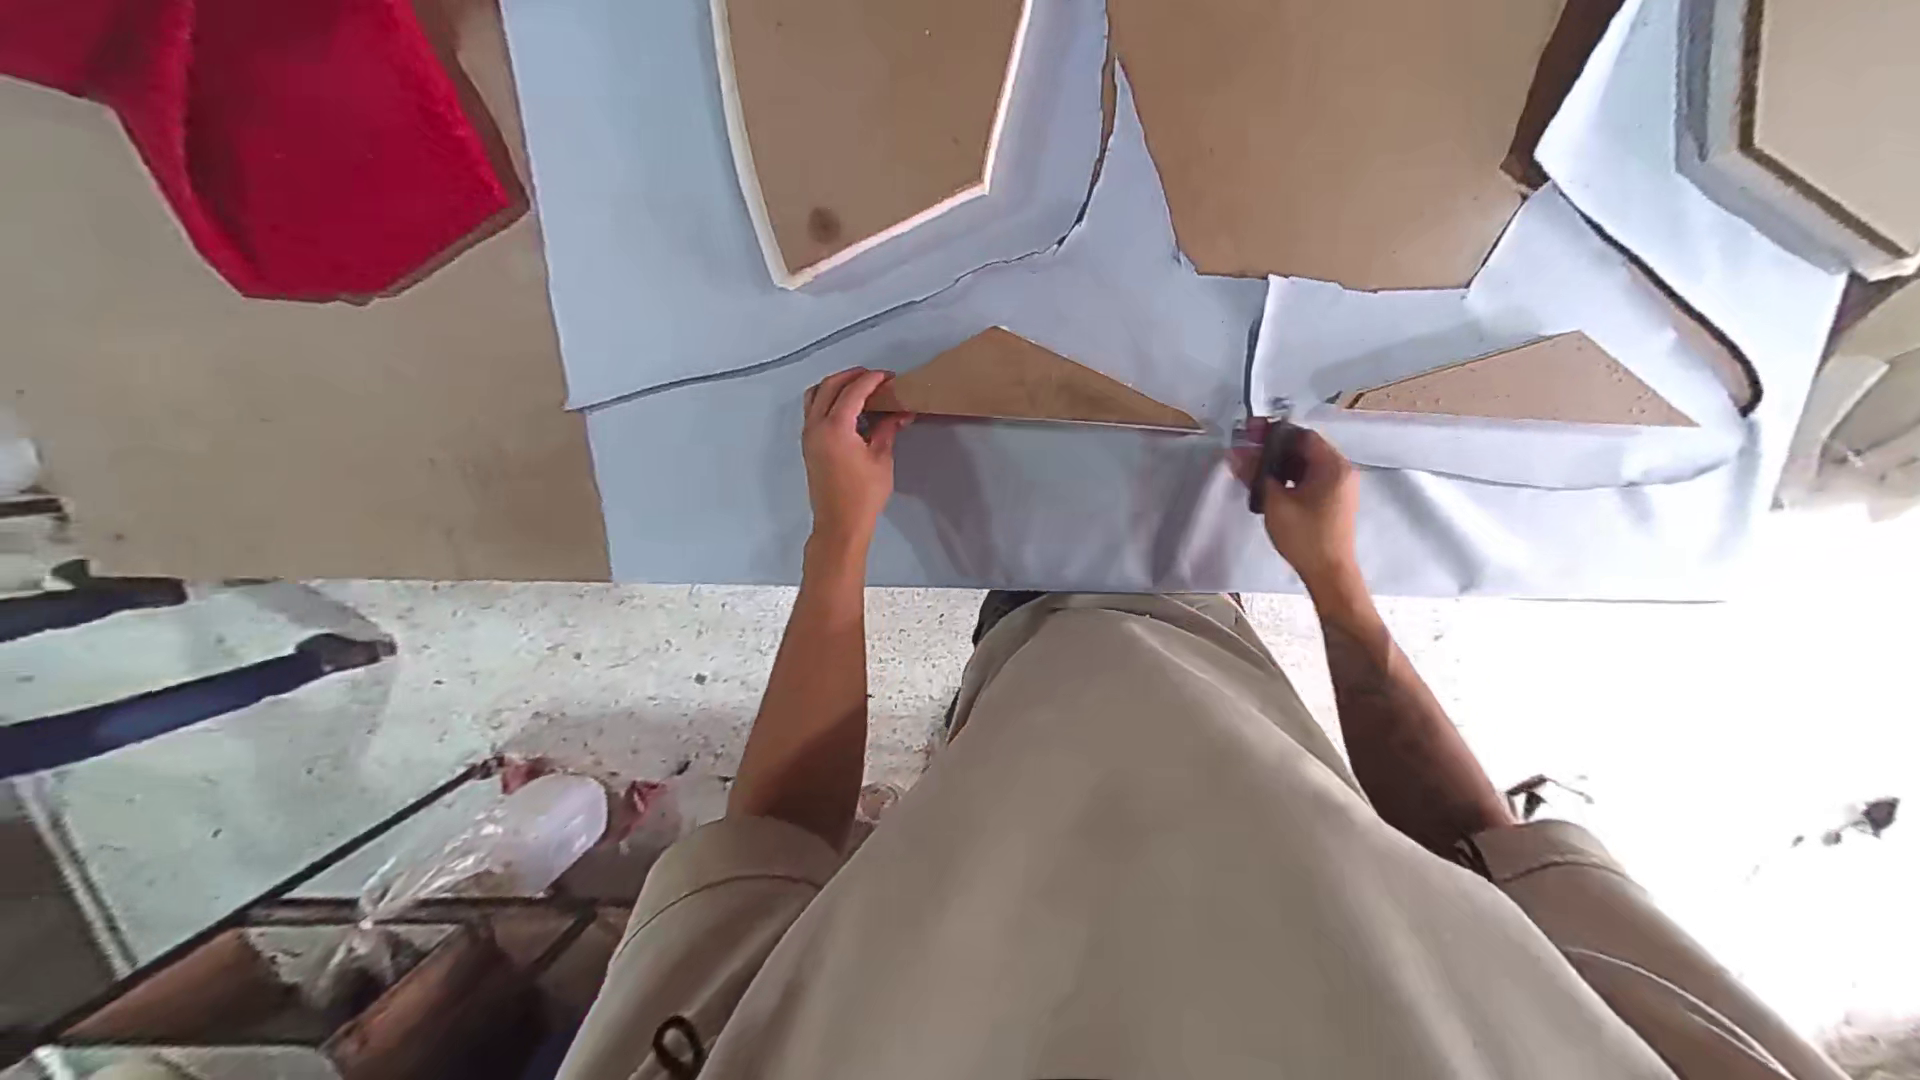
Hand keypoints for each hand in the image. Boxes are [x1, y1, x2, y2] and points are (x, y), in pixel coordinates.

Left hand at [801, 367, 913, 553]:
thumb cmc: (863, 495)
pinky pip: (813, 410)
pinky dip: (828, 400)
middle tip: (875, 378)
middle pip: (829, 386)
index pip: (853, 391)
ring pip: (815, 395)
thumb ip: (887, 429)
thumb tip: (900, 412)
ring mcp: (808, 435)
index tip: (888, 377)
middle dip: (852, 377)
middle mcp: (816, 426)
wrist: (840, 524)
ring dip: (836, 386)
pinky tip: (848, 409)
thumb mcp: (881, 458)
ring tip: (859, 389)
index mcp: (834, 427)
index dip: (872, 380)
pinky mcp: (809, 445)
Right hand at [1233, 422, 1360, 594]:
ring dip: (1277, 464)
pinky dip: (1287, 477)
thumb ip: (1256, 474)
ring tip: (1249, 468)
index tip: (1248, 433)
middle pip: (1303, 449)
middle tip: (1244, 450)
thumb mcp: (1274, 502)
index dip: (1273, 432)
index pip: (1302, 435)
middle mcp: (1341, 472)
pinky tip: (1266, 484)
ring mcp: (1338, 487)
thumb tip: (1237, 454)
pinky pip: (1308, 479)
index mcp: (1333, 466)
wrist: (1329, 572)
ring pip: (1304, 465)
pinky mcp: (1331, 501)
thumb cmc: (1305, 537)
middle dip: (1272, 448)